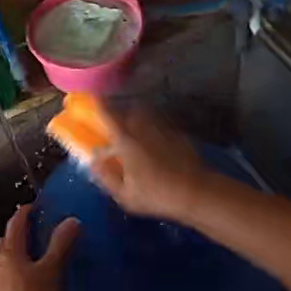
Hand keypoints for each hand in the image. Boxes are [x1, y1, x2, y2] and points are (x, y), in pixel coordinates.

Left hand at [0, 205, 79, 290]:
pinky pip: (6, 277)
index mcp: (9, 253)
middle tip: (39, 228)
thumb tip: (72, 220)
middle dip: (20, 232)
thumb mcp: (52, 272)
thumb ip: (61, 245)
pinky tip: (29, 281)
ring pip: (5, 260)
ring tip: (38, 254)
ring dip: (18, 253)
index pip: (15, 224)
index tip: (37, 205)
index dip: (25, 212)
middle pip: (6, 241)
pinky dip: (16, 271)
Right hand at [86, 108, 212, 220]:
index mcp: (127, 141)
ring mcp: (164, 130)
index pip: (110, 116)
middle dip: (122, 113)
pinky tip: (157, 145)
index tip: (93, 95)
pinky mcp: (179, 135)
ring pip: (147, 115)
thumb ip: (106, 176)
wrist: (197, 192)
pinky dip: (154, 128)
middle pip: (130, 111)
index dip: (100, 104)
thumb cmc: (156, 196)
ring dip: (138, 118)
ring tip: (136, 132)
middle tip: (117, 124)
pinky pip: (161, 125)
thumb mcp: (125, 195)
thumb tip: (93, 162)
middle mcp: (144, 129)